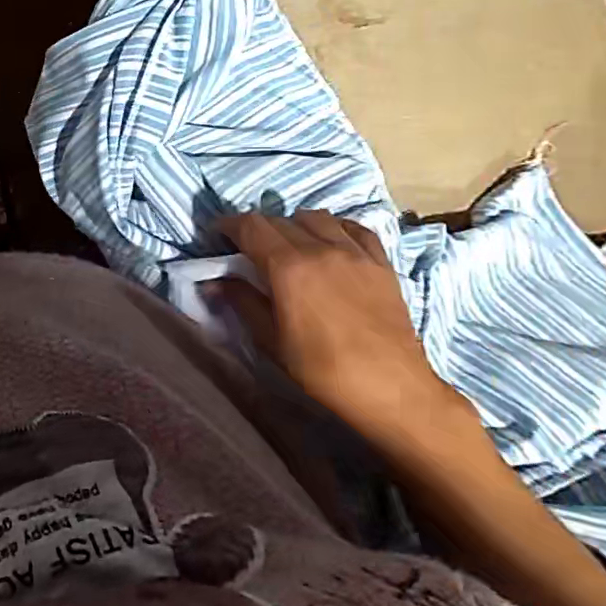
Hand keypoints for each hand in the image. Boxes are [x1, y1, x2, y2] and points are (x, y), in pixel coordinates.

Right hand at [213, 210, 474, 453]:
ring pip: (316, 217)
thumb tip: (214, 282)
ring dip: (294, 224)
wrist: (391, 388)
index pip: (251, 226)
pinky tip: (330, 243)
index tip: (218, 235)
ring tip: (290, 244)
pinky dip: (334, 228)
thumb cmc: (322, 370)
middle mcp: (321, 248)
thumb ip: (242, 302)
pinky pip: (353, 228)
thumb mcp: (272, 341)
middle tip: (248, 248)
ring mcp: (354, 251)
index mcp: (288, 267)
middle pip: (279, 219)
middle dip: (257, 228)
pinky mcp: (380, 262)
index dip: (229, 225)